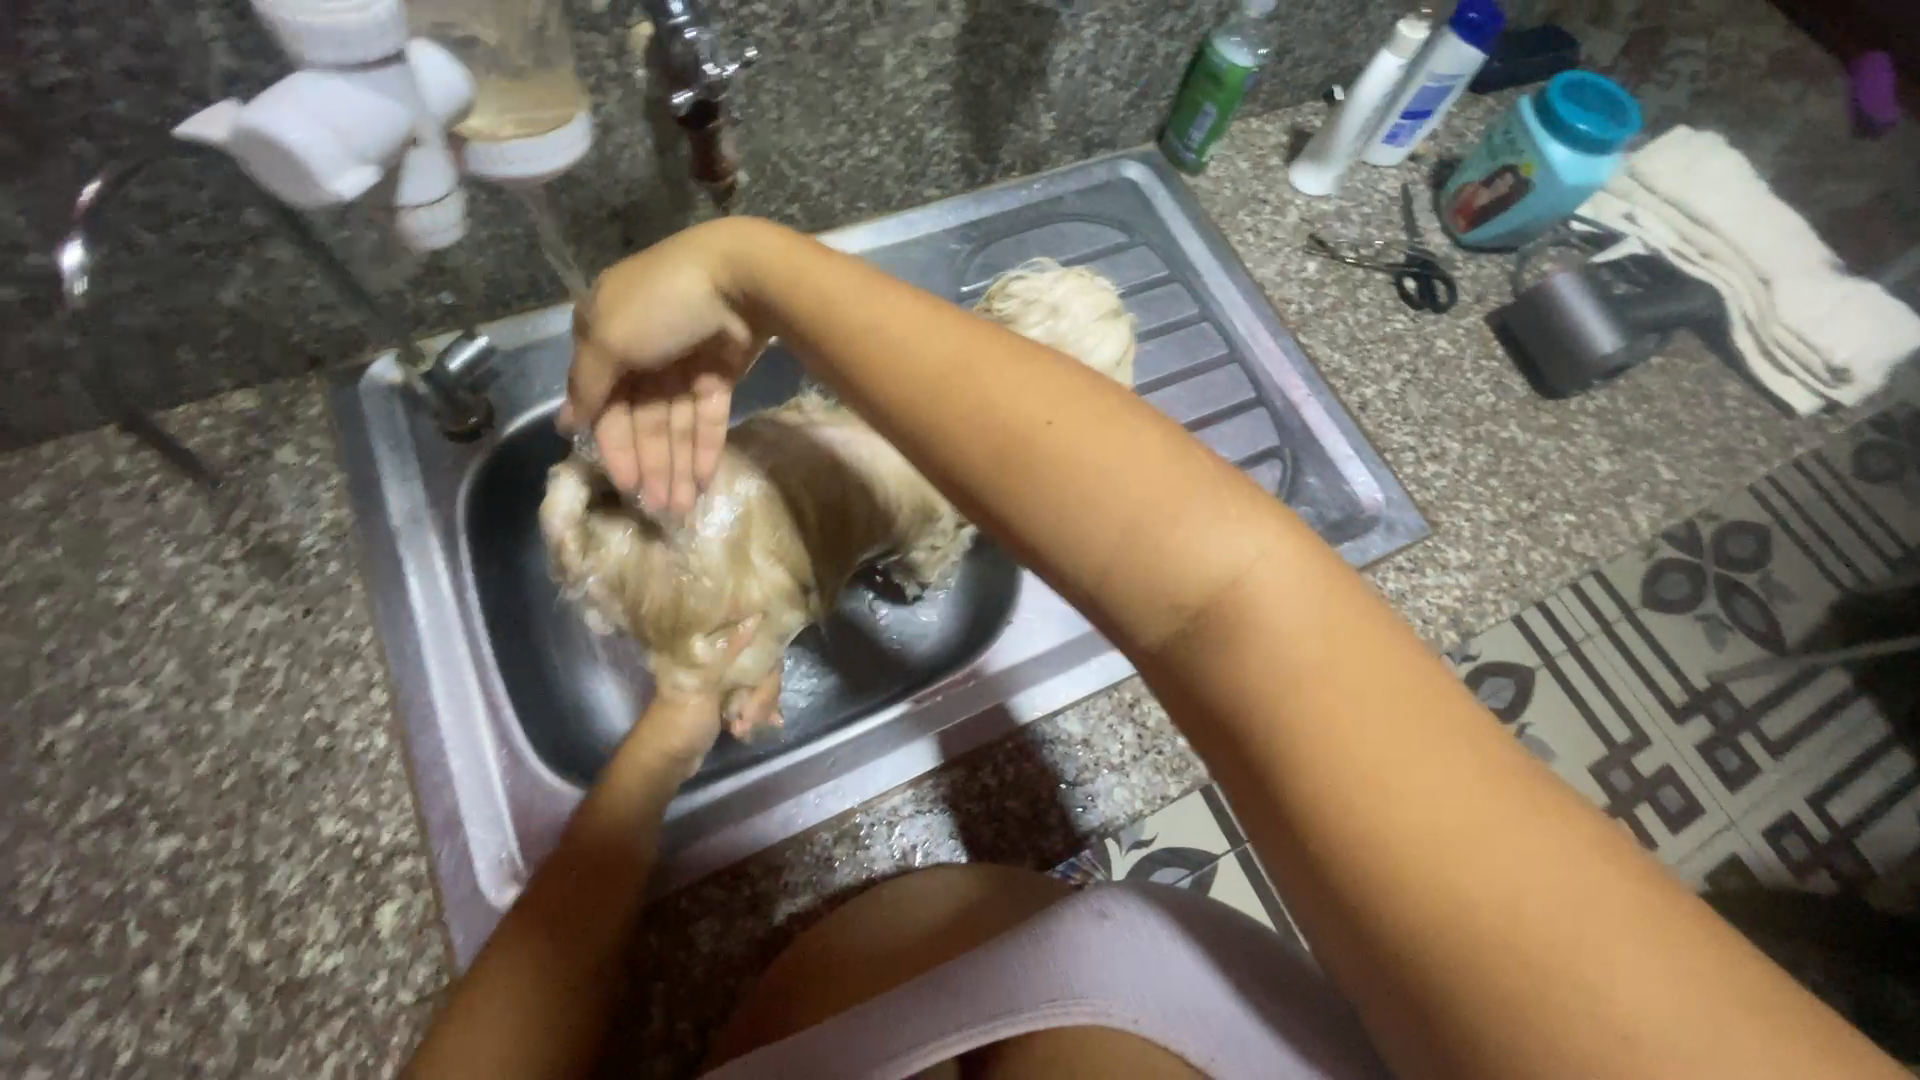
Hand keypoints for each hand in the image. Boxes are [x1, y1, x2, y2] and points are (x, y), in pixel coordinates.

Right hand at [560, 220, 769, 516]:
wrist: (741, 278)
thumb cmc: (662, 304)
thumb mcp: (609, 338)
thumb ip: (586, 384)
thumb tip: (566, 423)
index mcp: (607, 335)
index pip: (605, 401)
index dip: (614, 444)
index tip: (624, 484)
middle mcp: (643, 350)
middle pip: (644, 418)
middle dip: (651, 463)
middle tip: (659, 508)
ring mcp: (685, 361)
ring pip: (677, 422)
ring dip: (678, 464)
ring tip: (682, 508)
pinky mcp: (721, 371)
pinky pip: (708, 414)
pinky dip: (705, 446)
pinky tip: (703, 481)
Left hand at [624, 616, 761, 771]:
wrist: (664, 762)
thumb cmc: (679, 720)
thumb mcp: (704, 684)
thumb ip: (730, 651)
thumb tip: (756, 616)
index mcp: (711, 652)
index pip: (753, 642)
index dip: (766, 661)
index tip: (763, 684)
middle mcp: (721, 663)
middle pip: (762, 668)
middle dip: (762, 696)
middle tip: (748, 717)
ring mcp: (725, 685)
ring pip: (760, 689)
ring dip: (758, 710)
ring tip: (742, 729)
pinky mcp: (728, 706)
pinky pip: (754, 705)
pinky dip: (757, 717)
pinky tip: (749, 730)